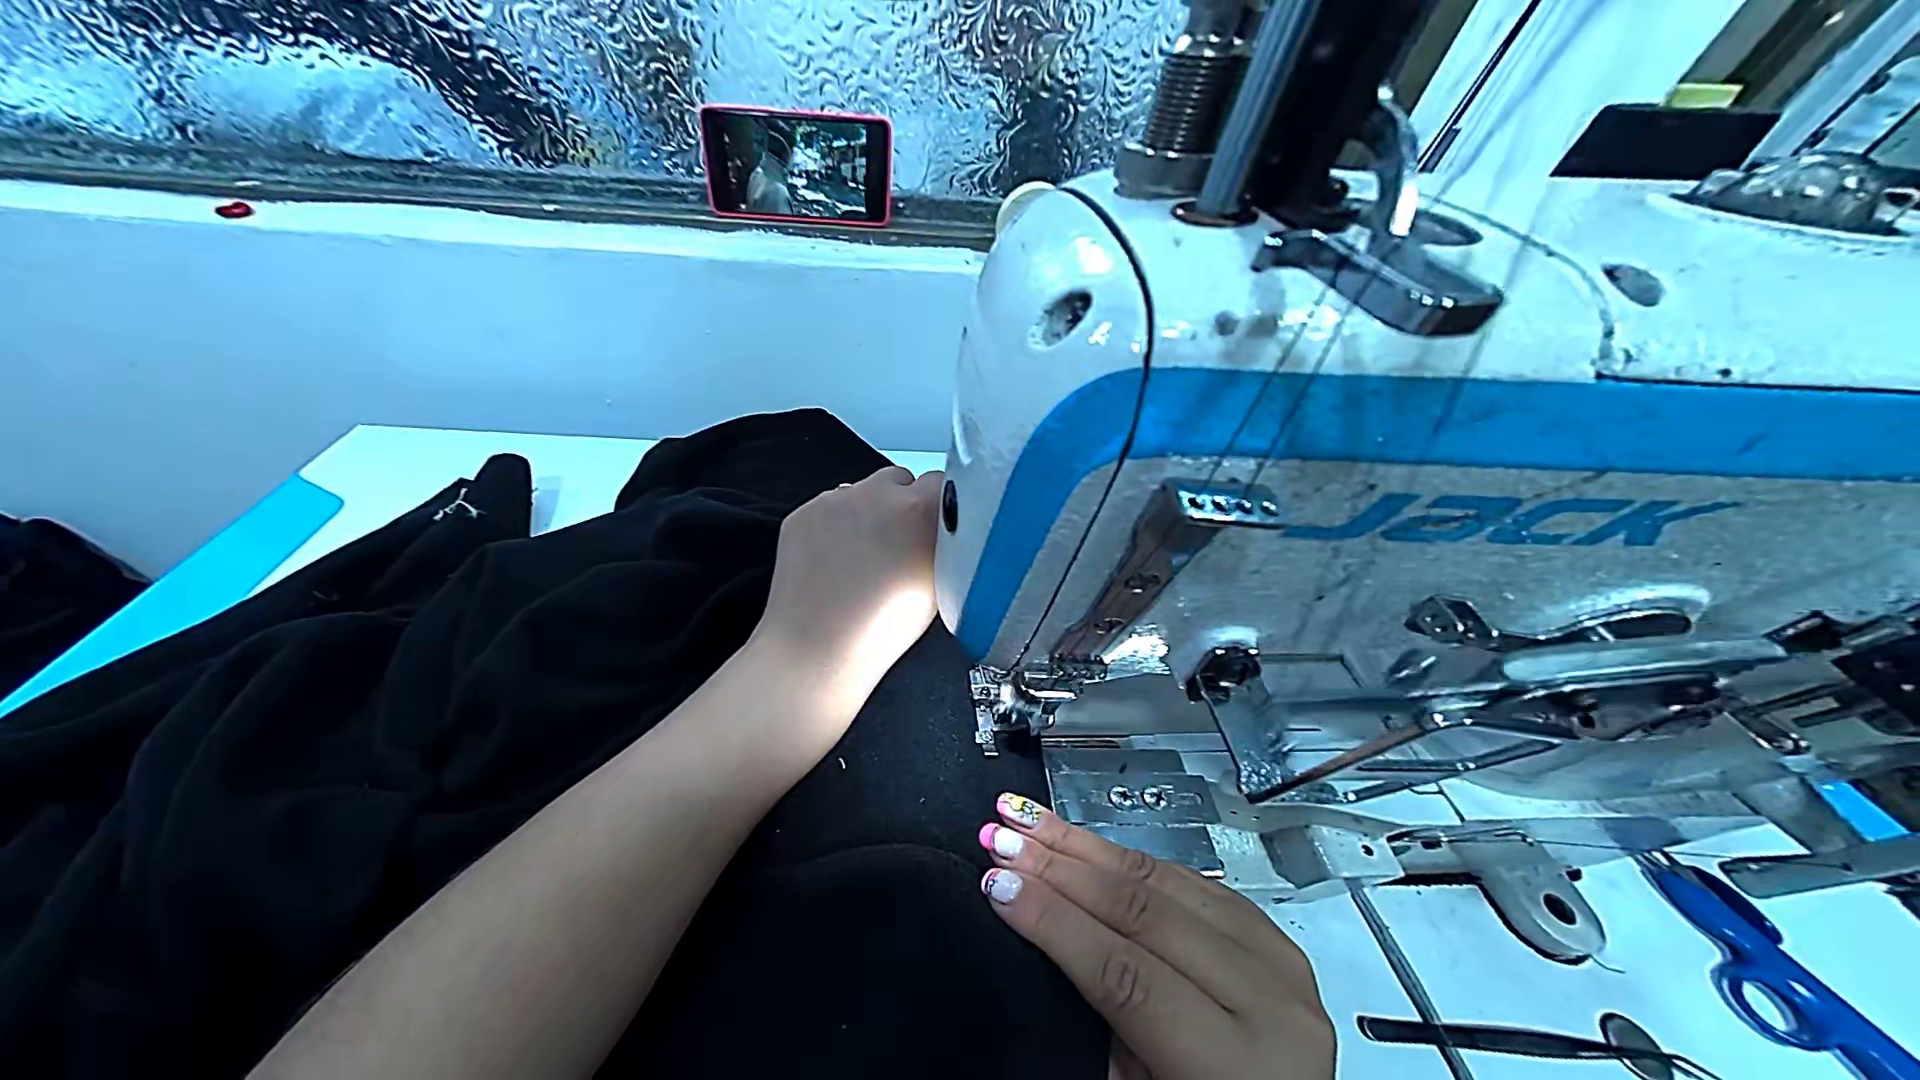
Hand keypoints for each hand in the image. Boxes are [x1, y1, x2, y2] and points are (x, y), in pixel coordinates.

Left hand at [751, 465, 943, 718]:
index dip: (941, 504)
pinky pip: (831, 507)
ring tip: (865, 555)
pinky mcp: (805, 512)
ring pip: (864, 490)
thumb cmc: (881, 628)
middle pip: (902, 480)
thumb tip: (946, 526)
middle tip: (900, 543)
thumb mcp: (940, 584)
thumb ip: (946, 542)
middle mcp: (878, 494)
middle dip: (904, 504)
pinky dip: (837, 525)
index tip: (937, 523)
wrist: (819, 648)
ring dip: (870, 511)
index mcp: (920, 510)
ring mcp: (836, 500)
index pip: (944, 482)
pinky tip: (836, 559)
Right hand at [977, 794, 1334, 1079]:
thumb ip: (1098, 1015)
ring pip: (1161, 877)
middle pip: (1143, 910)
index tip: (998, 882)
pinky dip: (1123, 856)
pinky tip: (1080, 839)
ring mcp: (1274, 956)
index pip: (1125, 974)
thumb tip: (1042, 918)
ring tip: (1028, 819)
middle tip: (1000, 837)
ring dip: (1082, 845)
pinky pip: (1184, 876)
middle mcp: (1267, 1001)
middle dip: (1058, 867)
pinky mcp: (1268, 929)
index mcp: (1234, 1065)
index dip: (1055, 922)